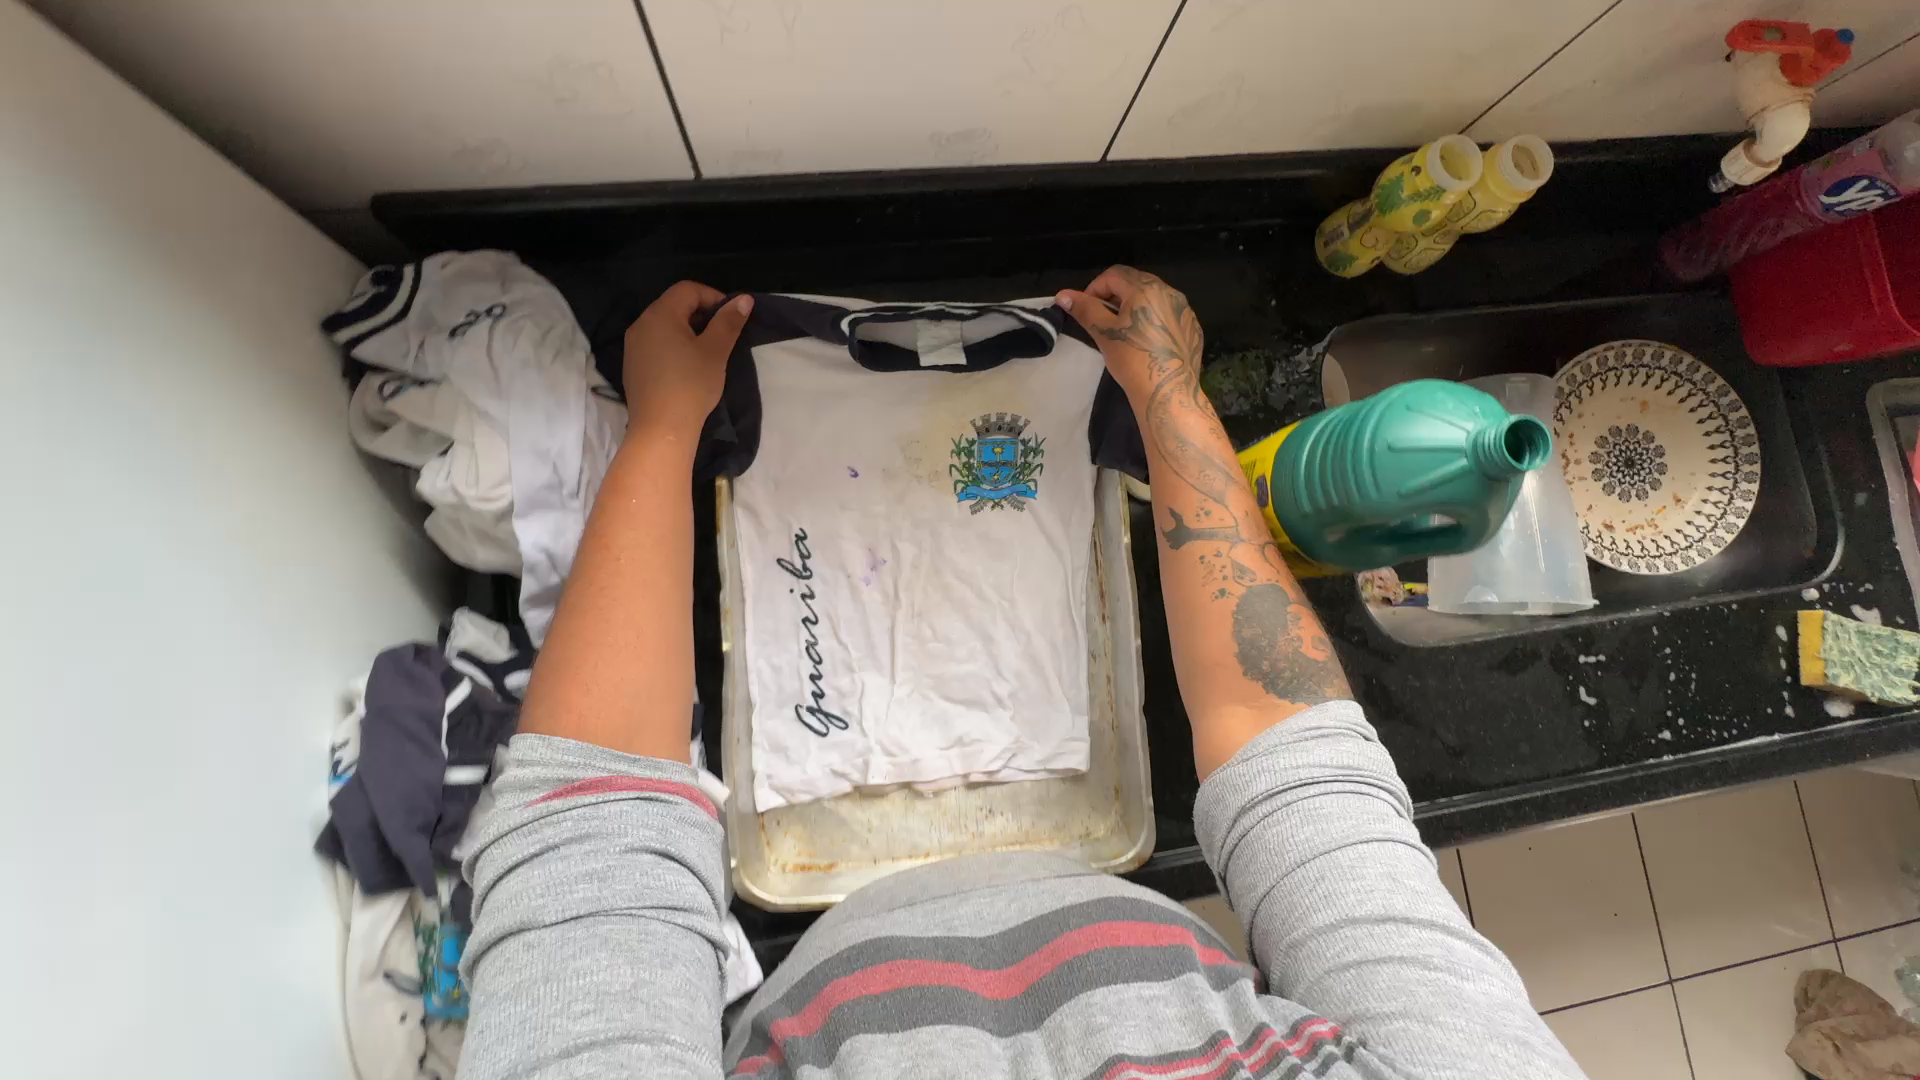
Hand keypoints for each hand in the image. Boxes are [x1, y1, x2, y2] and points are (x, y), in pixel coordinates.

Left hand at [621, 282, 752, 441]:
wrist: (662, 427)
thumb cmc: (691, 385)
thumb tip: (744, 299)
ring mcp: (634, 346)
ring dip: (688, 331)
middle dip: (701, 314)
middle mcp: (641, 324)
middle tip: (723, 336)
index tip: (731, 318)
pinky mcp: (633, 366)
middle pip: (674, 305)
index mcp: (660, 315)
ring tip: (707, 353)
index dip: (713, 297)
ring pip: (664, 326)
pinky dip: (674, 347)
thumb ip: (729, 322)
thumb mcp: (715, 351)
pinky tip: (687, 368)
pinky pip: (656, 344)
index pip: (687, 289)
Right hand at [1055, 266, 1204, 408]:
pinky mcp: (1192, 327)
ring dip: (1134, 307)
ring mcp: (1184, 309)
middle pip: (1135, 282)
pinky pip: (1167, 314)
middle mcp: (1170, 292)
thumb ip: (1085, 310)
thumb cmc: (1132, 361)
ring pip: (1153, 298)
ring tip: (1123, 332)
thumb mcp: (1105, 334)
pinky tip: (1146, 342)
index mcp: (1146, 289)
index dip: (1094, 288)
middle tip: (1102, 320)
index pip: (1114, 274)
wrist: (1168, 393)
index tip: (1086, 310)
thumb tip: (1062, 295)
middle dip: (1114, 296)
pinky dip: (1152, 320)